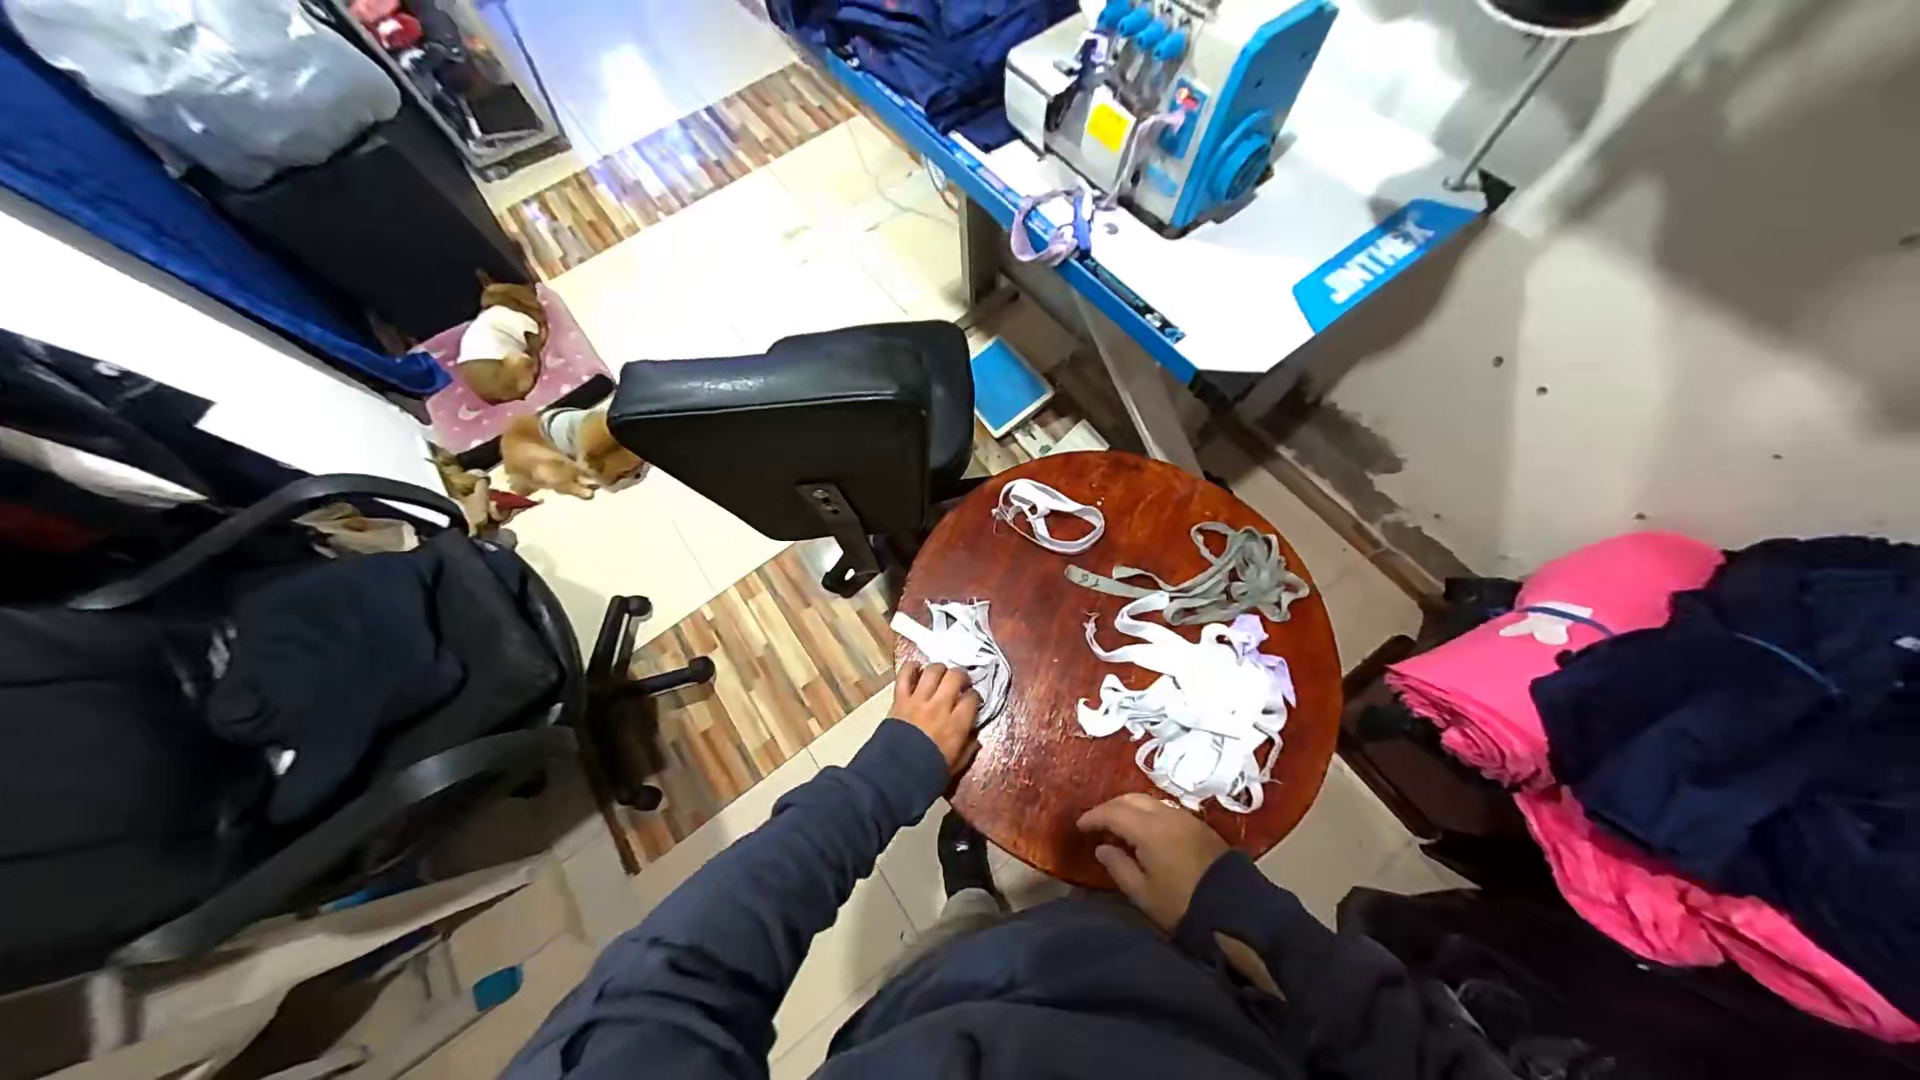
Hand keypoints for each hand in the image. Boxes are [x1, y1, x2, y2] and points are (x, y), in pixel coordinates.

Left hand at [893, 662, 979, 775]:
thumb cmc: (928, 773)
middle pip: (955, 677)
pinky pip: (905, 675)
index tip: (973, 699)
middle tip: (960, 682)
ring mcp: (918, 700)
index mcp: (956, 724)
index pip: (972, 698)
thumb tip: (975, 735)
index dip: (975, 696)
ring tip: (941, 674)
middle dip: (961, 676)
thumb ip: (968, 748)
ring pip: (933, 671)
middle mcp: (939, 706)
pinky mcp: (900, 699)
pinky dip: (911, 667)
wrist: (894, 776)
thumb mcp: (956, 765)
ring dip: (940, 669)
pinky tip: (917, 667)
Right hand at [1077, 792, 1228, 931]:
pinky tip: (1144, 830)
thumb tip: (1102, 848)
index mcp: (1148, 829)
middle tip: (1097, 823)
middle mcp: (1166, 814)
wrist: (1237, 911)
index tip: (1080, 826)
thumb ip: (1118, 867)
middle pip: (1130, 799)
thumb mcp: (1143, 894)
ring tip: (1119, 826)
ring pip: (1149, 801)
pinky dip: (1147, 813)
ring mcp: (1185, 817)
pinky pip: (1164, 809)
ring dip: (1130, 808)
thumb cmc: (1183, 905)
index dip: (1093, 817)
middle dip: (1110, 808)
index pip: (1112, 812)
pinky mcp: (1199, 826)